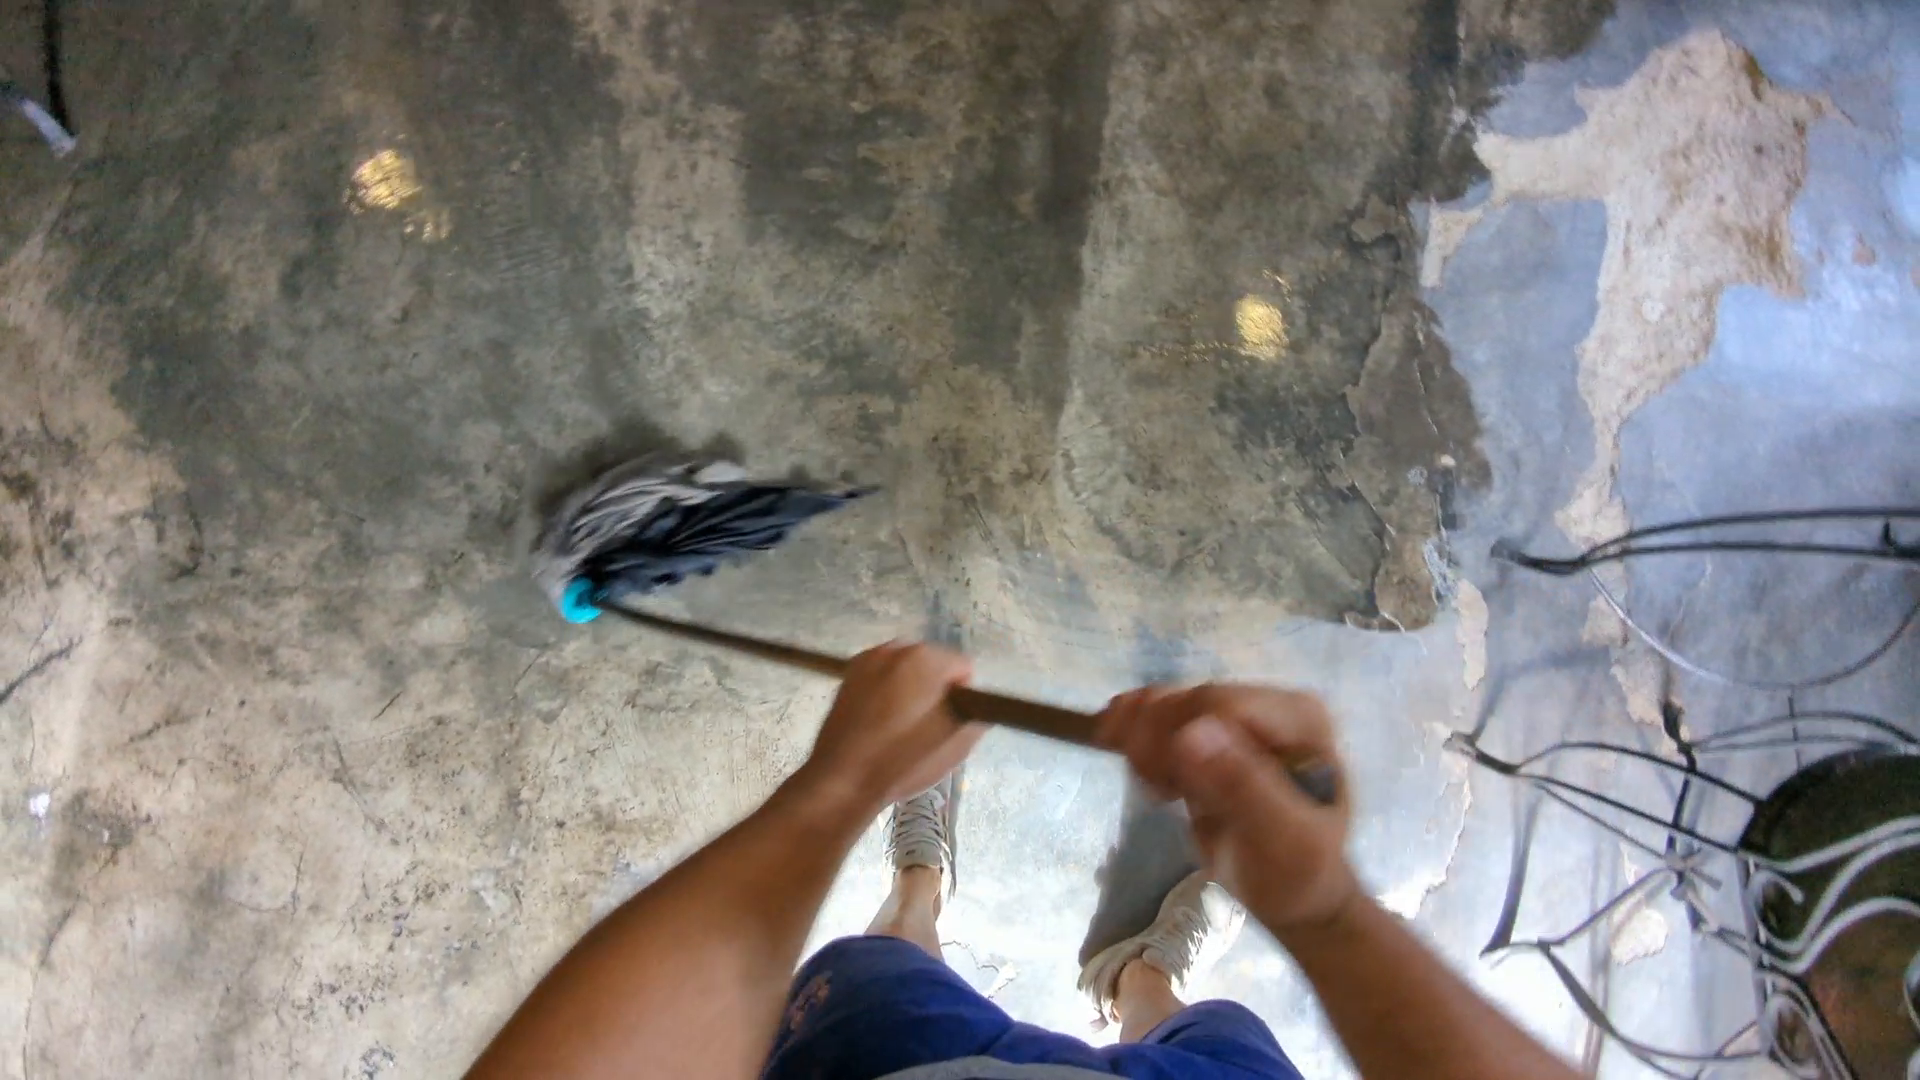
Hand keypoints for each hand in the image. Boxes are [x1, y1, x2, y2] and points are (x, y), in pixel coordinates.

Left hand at [797, 642, 983, 813]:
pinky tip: (880, 720)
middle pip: (932, 663)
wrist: (844, 779)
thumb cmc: (905, 760)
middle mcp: (896, 648)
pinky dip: (886, 691)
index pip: (963, 667)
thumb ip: (978, 714)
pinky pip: (881, 676)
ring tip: (902, 725)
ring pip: (905, 669)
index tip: (950, 722)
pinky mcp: (848, 675)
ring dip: (911, 688)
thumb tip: (974, 705)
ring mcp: (867, 659)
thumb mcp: (958, 744)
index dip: (963, 696)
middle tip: (928, 725)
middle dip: (935, 688)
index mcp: (926, 657)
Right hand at [1098, 684, 1358, 936]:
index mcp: (1299, 719)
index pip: (1219, 705)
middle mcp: (1267, 703)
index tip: (1160, 788)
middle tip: (1156, 791)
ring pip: (1167, 703)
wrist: (1286, 892)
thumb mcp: (1282, 840)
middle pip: (1188, 702)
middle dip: (1155, 740)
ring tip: (1150, 783)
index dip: (1176, 735)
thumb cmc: (1294, 872)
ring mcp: (1237, 713)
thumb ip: (1243, 786)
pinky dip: (1130, 725)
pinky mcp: (1209, 725)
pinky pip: (1158, 711)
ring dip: (1138, 735)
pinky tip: (1116, 744)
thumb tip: (1189, 735)